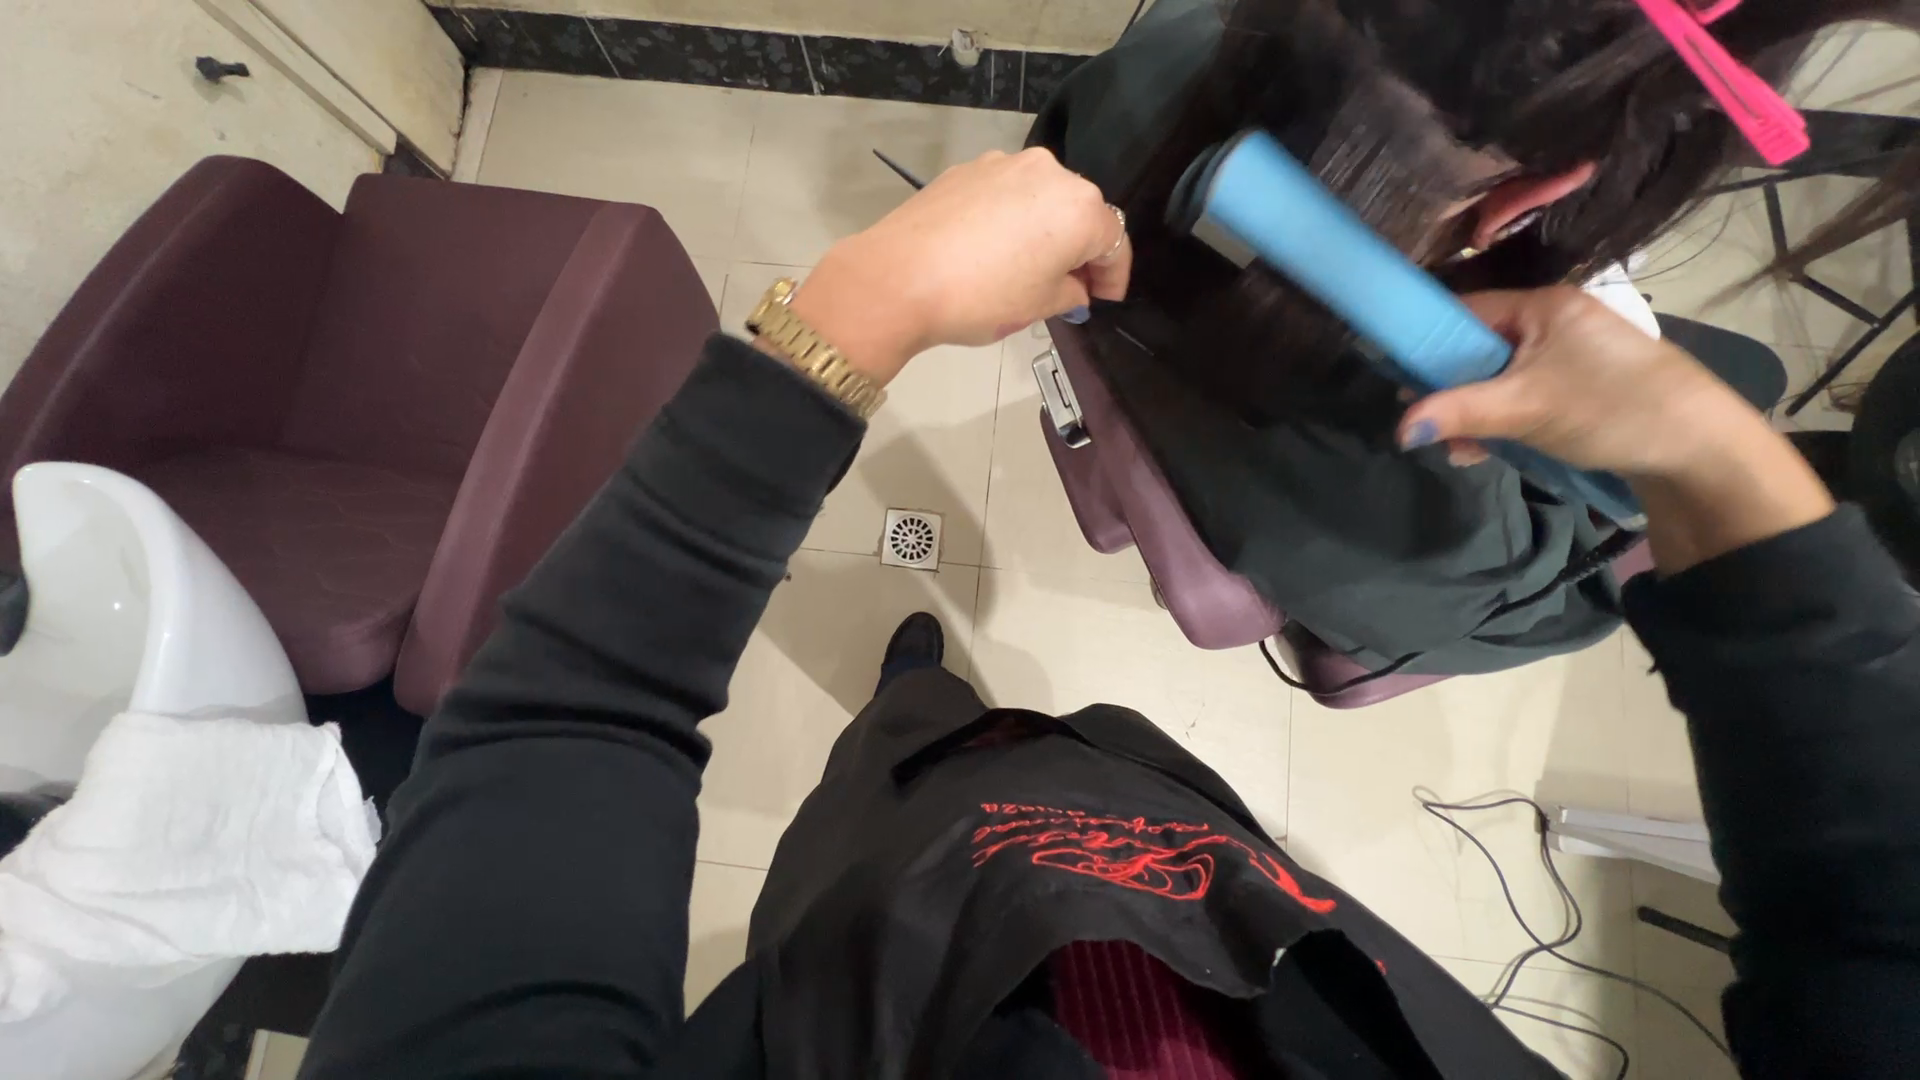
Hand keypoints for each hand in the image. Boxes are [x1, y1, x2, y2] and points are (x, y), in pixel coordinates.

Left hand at [782, 147, 1131, 384]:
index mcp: (1079, 208)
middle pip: (1080, 212)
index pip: (1114, 241)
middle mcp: (1049, 172)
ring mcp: (1004, 165)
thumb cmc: (981, 298)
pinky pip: (1006, 196)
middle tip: (1069, 288)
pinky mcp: (968, 169)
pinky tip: (992, 251)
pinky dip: (1011, 221)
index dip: (1113, 276)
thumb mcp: (1039, 307)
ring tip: (1028, 270)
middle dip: (1080, 251)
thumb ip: (1071, 293)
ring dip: (1045, 232)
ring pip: (1041, 199)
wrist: (898, 278)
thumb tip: (1076, 288)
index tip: (1104, 300)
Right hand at [1397, 287, 1764, 478]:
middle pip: (1474, 350)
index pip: (1464, 311)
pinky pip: (1517, 396)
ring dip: (1469, 415)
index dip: (1426, 342)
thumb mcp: (1523, 409)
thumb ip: (1456, 413)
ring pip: (1494, 379)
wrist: (1700, 450)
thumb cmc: (1611, 408)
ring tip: (1462, 450)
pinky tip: (1485, 450)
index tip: (1400, 378)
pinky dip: (1496, 422)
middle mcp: (1553, 322)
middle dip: (1447, 392)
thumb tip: (1399, 429)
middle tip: (1429, 424)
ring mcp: (1566, 356)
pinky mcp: (1575, 386)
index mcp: (1543, 307)